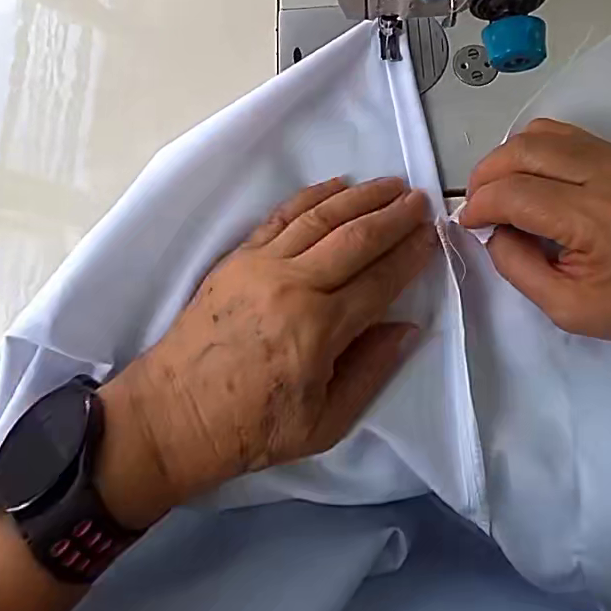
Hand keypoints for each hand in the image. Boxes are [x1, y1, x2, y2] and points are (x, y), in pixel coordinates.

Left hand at [96, 177, 437, 526]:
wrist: (178, 410)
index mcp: (319, 328)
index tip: (432, 235)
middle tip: (420, 200)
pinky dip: (310, 197)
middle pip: (354, 239)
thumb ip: (371, 370)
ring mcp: (260, 265)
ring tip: (388, 184)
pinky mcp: (237, 257)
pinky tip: (335, 186)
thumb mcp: (326, 422)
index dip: (410, 255)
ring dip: (358, 198)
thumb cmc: (254, 426)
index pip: (379, 280)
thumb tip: (407, 326)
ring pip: (319, 218)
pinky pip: (280, 217)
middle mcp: (292, 285)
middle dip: (393, 216)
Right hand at [457, 118, 610, 364]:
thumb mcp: (565, 308)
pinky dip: (533, 150)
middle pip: (520, 152)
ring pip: (538, 134)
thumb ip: (514, 264)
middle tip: (479, 206)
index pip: (513, 193)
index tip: (469, 224)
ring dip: (506, 160)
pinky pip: (563, 134)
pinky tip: (531, 180)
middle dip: (485, 177)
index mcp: (598, 223)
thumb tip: (491, 228)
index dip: (478, 206)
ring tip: (502, 191)